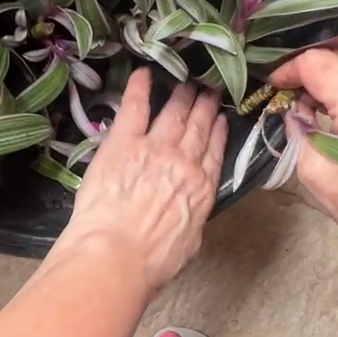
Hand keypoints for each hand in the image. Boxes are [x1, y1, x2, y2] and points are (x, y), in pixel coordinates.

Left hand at [54, 68, 226, 295]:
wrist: (116, 255)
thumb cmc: (151, 263)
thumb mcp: (189, 243)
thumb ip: (193, 217)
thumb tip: (189, 211)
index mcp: (201, 190)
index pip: (214, 153)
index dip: (218, 132)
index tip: (221, 118)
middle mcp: (183, 163)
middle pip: (197, 128)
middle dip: (204, 107)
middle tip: (207, 90)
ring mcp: (154, 149)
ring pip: (173, 115)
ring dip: (181, 97)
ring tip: (187, 83)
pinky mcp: (122, 143)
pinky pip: (135, 107)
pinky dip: (140, 88)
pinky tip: (144, 74)